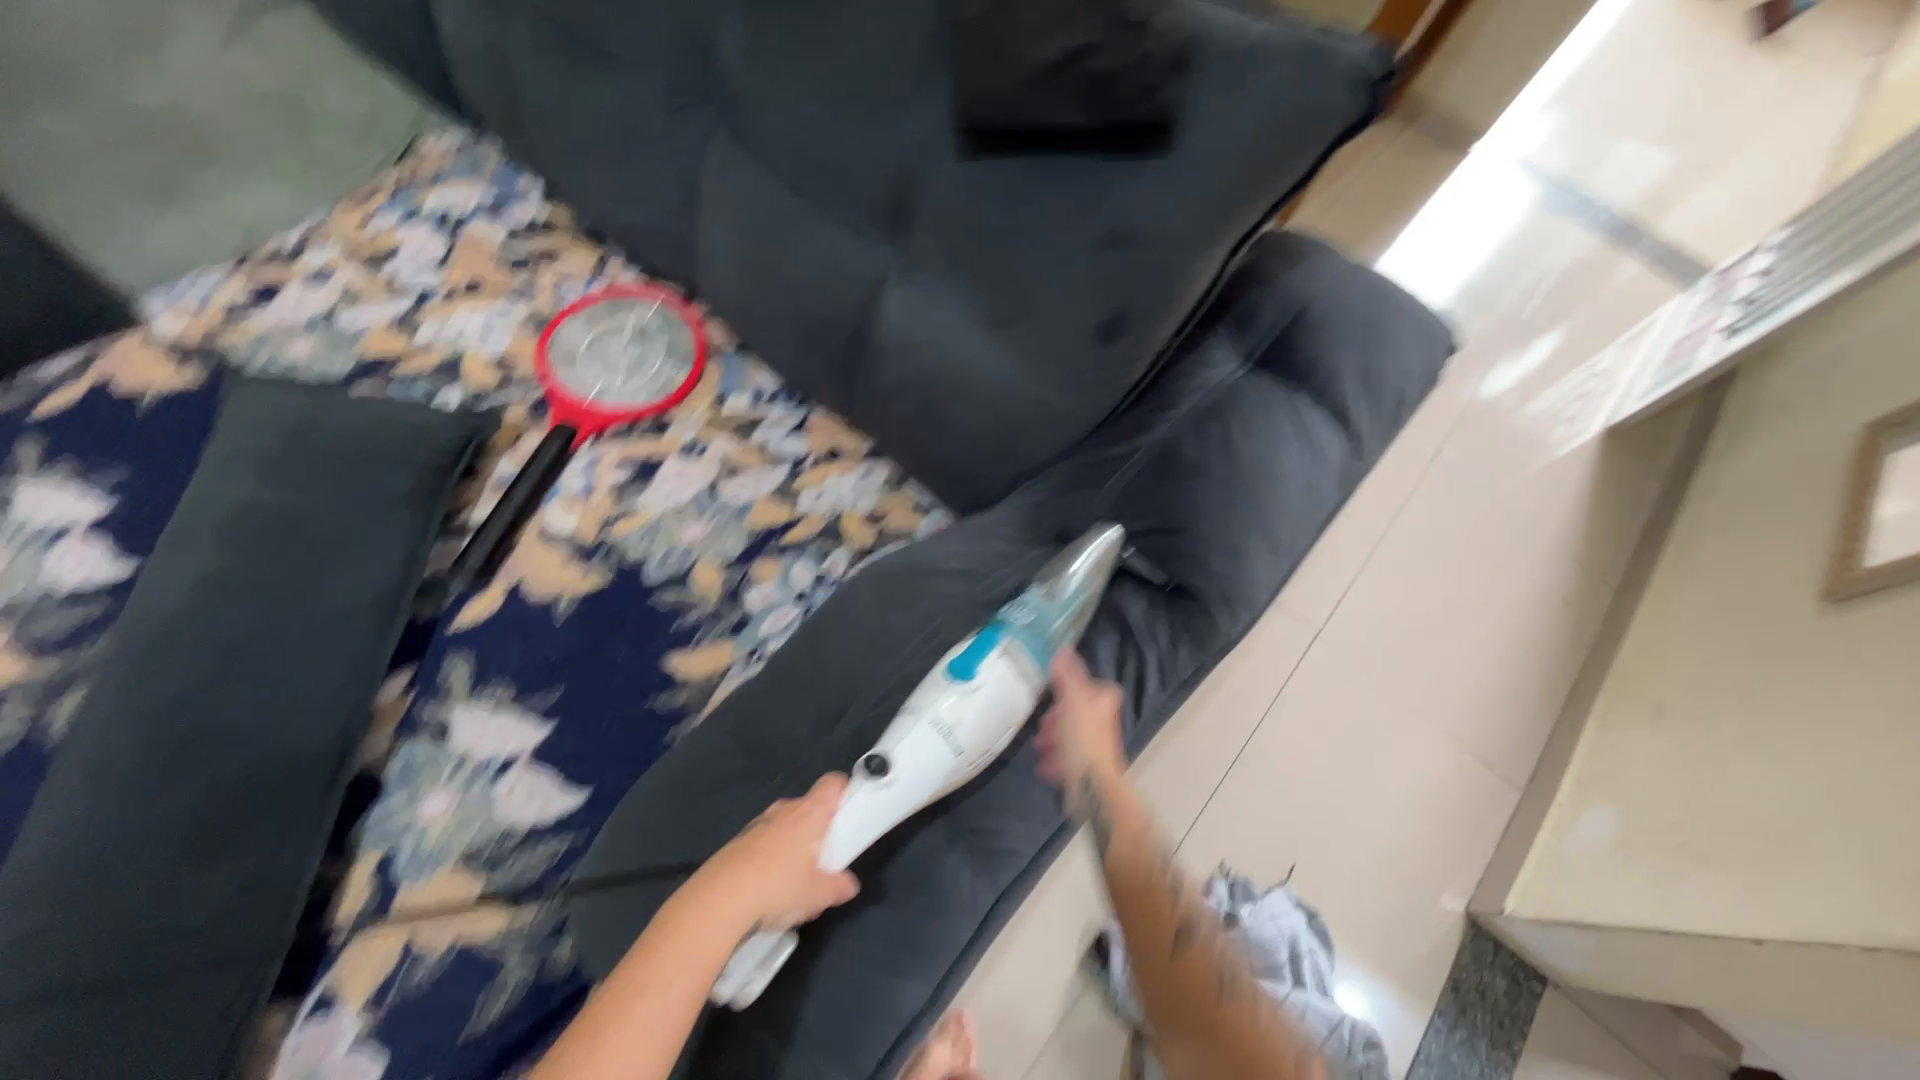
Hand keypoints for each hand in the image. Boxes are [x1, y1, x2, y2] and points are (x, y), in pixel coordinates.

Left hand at [690, 773, 860, 931]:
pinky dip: (773, 862)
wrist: (719, 899)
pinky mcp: (738, 842)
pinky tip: (771, 894)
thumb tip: (848, 884)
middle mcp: (785, 810)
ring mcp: (759, 824)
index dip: (845, 793)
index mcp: (810, 812)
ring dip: (795, 851)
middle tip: (826, 863)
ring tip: (796, 888)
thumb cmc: (780, 886)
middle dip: (820, 834)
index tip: (850, 815)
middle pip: (811, 810)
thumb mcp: (821, 893)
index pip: (834, 783)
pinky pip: (766, 844)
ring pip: (787, 830)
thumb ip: (840, 885)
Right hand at [1034, 649, 1125, 809]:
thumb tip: (1062, 648)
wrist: (1092, 787)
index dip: (1069, 690)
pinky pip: (1066, 758)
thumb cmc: (1083, 739)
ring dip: (1052, 739)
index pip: (1087, 687)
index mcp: (1102, 702)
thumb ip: (1067, 675)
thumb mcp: (1072, 700)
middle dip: (1055, 718)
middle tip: (1042, 725)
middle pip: (1074, 712)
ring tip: (1040, 746)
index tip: (1054, 697)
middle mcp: (1102, 722)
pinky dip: (1054, 759)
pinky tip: (1044, 765)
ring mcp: (1095, 746)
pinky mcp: (1086, 767)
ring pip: (1069, 736)